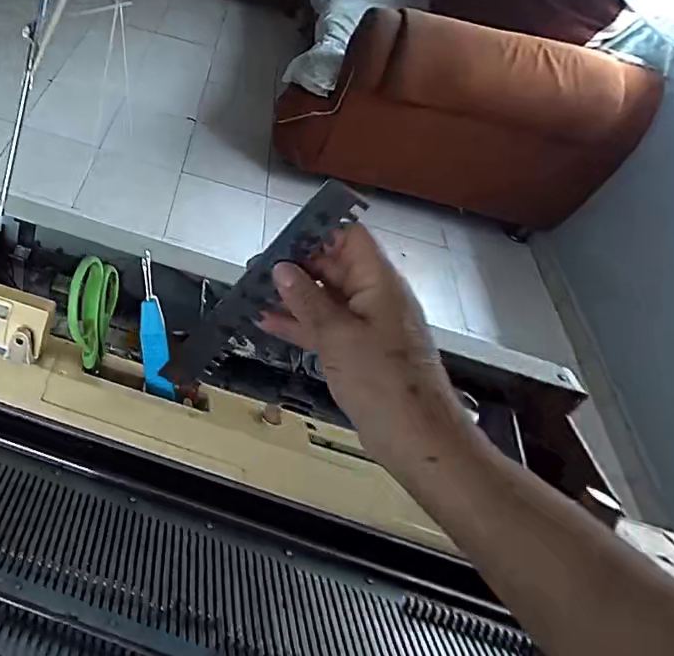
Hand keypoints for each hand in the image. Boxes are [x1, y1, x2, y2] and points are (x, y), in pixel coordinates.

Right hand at [259, 225, 473, 464]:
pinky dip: (301, 324)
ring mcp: (367, 325)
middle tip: (257, 270)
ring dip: (293, 297)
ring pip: (326, 299)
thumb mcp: (337, 335)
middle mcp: (374, 296)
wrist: (418, 440)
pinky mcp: (359, 351)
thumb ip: (307, 300)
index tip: (284, 242)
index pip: (350, 238)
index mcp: (378, 281)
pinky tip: (269, 323)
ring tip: (255, 292)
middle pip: (334, 267)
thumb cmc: (384, 381)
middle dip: (297, 267)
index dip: (319, 234)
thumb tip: (282, 269)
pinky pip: (326, 327)